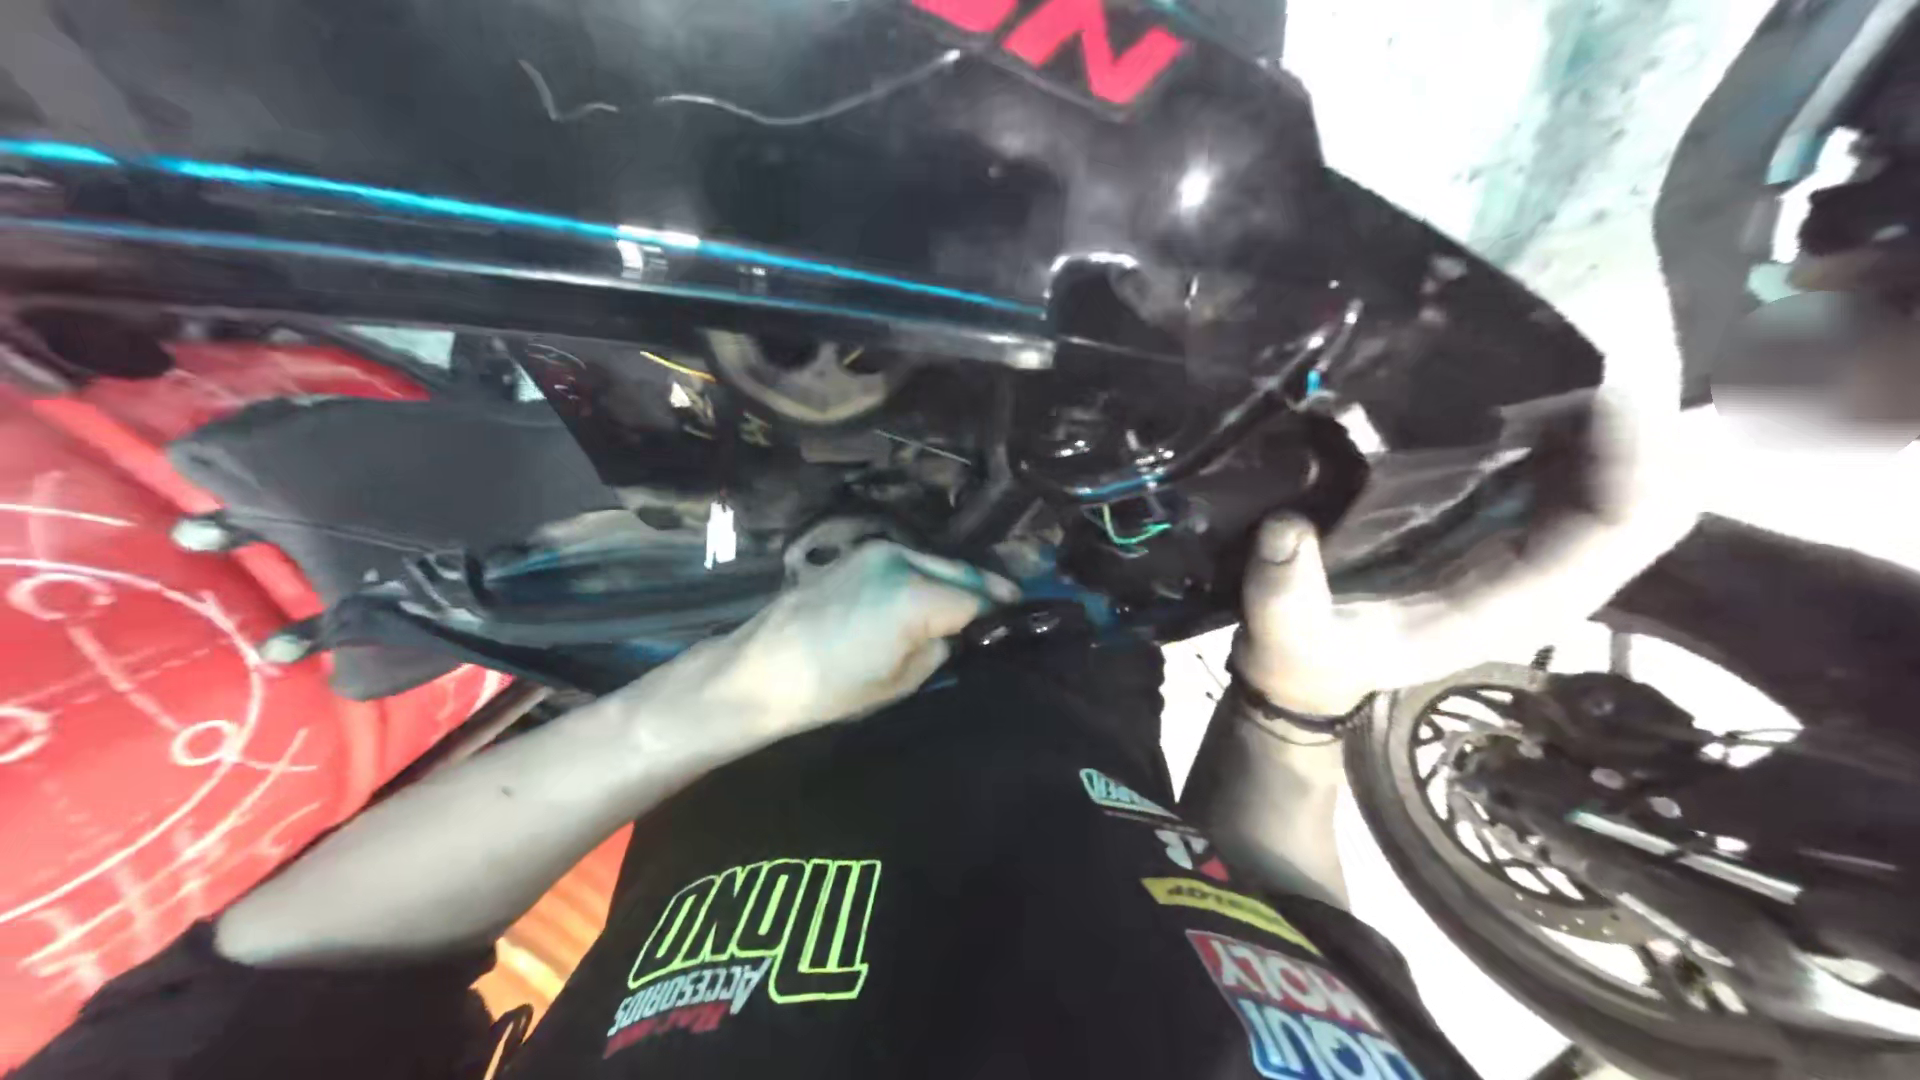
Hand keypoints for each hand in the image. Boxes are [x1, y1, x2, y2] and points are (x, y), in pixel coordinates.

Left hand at [640, 541, 1018, 741]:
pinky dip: (929, 574)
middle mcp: (902, 560)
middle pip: (962, 572)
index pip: (977, 600)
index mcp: (916, 597)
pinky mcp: (858, 553)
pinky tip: (933, 592)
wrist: (760, 668)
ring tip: (976, 601)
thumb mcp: (899, 681)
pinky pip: (910, 560)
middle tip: (1009, 606)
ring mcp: (877, 551)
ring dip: (958, 579)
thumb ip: (939, 649)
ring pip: (937, 562)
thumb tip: (952, 633)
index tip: (1021, 620)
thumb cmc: (830, 688)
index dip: (1003, 612)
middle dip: (987, 589)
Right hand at [1235, 394, 1696, 715]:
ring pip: (1615, 484)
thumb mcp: (1287, 631)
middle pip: (1646, 498)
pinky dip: (1572, 434)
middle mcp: (1540, 579)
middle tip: (1599, 357)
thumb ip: (1287, 590)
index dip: (1636, 462)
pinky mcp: (1495, 535)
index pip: (1619, 532)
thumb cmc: (1308, 652)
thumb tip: (1286, 528)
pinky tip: (1536, 393)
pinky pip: (1568, 479)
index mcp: (1509, 608)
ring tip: (1571, 361)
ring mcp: (1524, 554)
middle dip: (1646, 430)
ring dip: (1612, 424)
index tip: (1605, 394)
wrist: (1307, 665)